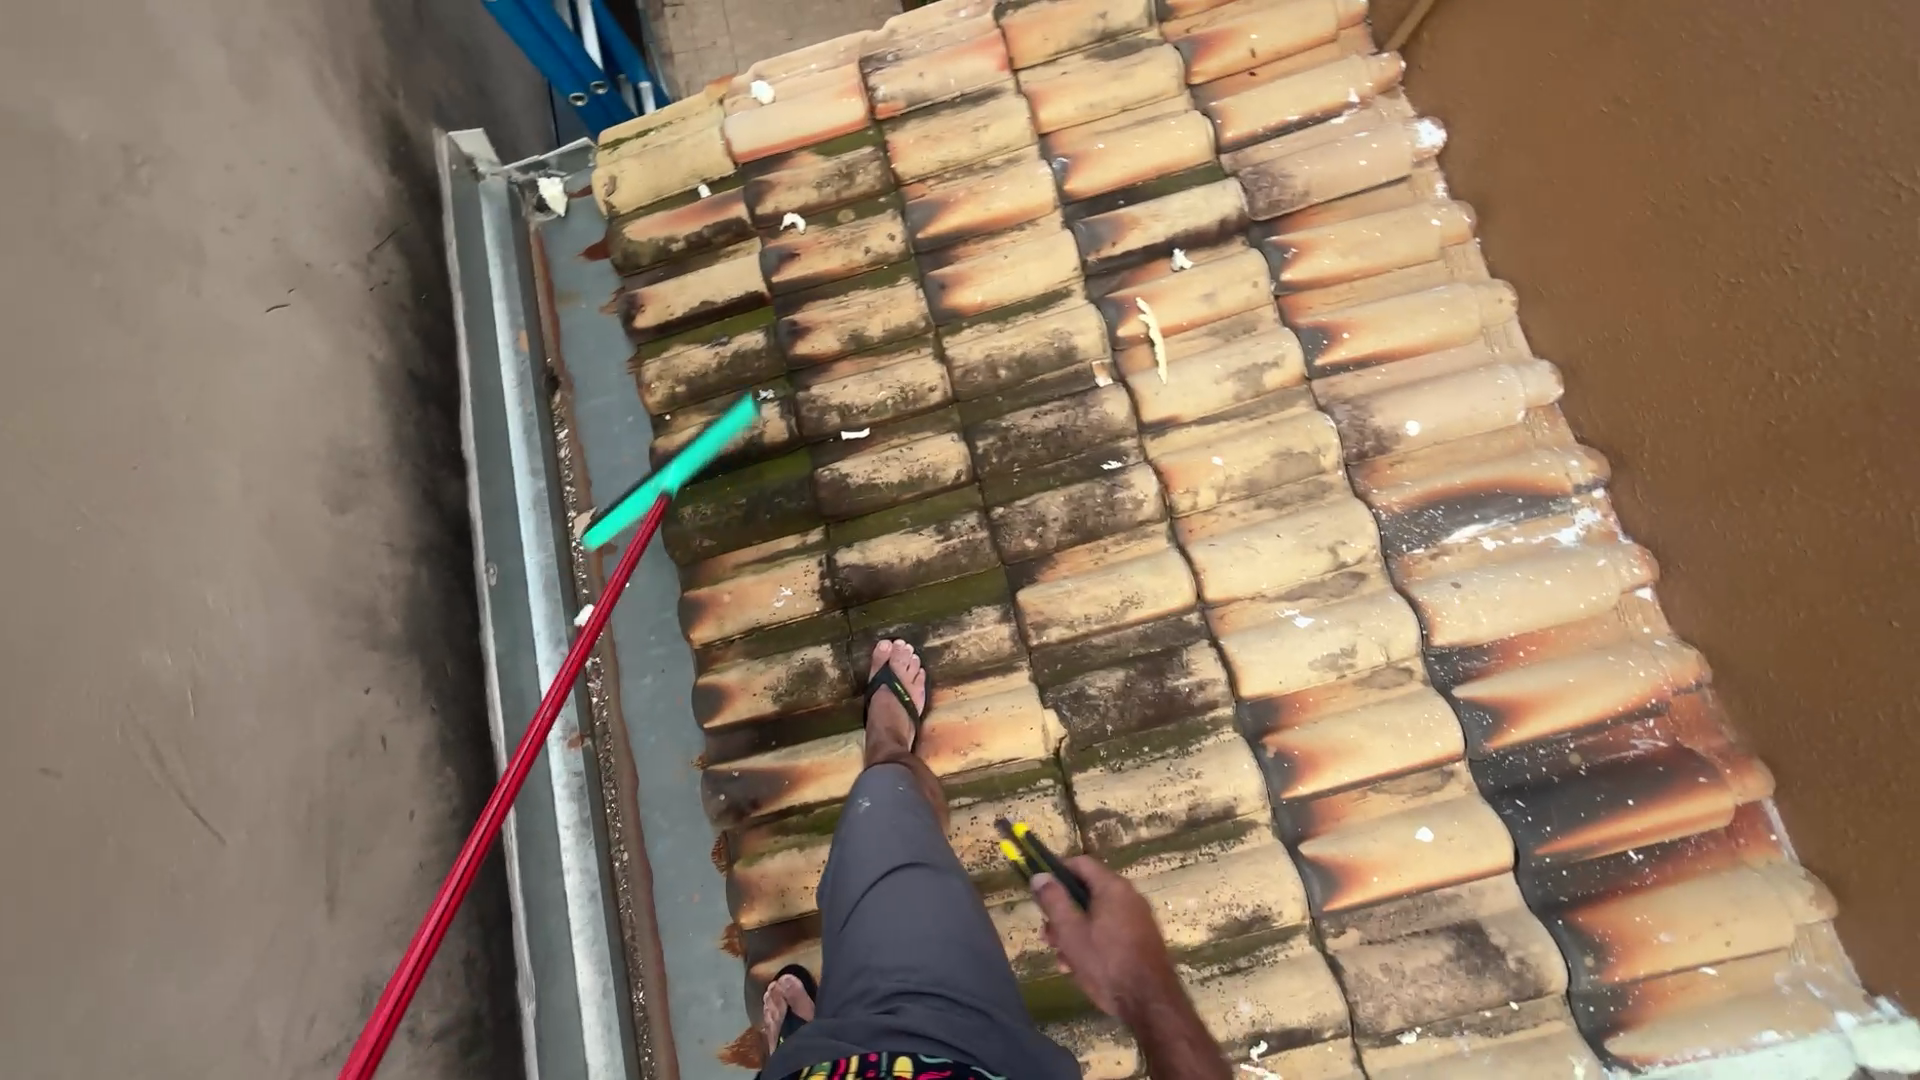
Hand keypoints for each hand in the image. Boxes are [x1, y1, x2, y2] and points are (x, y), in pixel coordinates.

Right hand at [1031, 855, 1181, 1024]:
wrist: (1151, 1004)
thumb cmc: (1106, 963)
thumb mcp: (1071, 932)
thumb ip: (1053, 900)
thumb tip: (1040, 875)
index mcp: (1112, 887)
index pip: (1080, 863)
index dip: (1057, 872)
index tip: (1041, 891)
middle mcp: (1129, 896)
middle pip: (1087, 893)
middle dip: (1063, 912)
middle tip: (1048, 935)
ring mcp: (1138, 919)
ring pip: (1097, 915)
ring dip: (1075, 932)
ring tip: (1062, 958)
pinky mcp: (1142, 941)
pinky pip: (1111, 931)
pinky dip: (1093, 942)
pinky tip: (1081, 968)